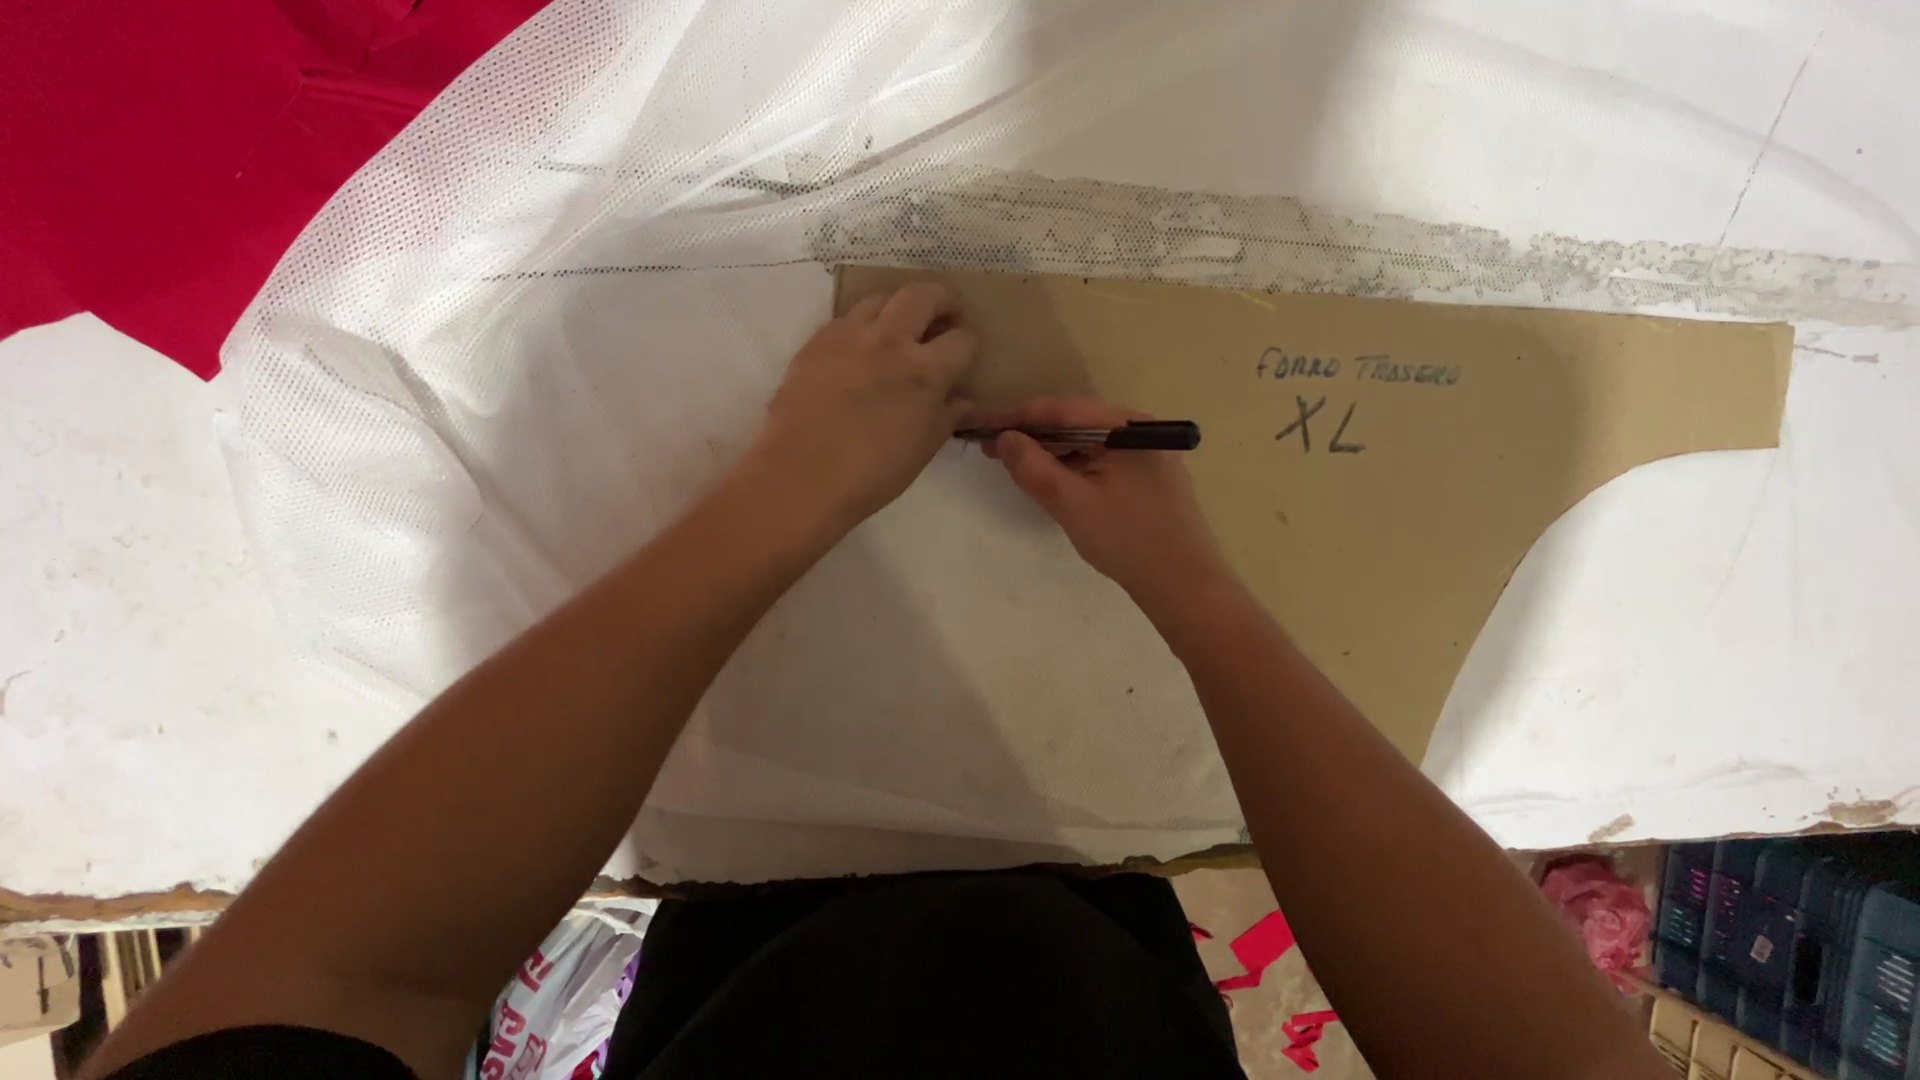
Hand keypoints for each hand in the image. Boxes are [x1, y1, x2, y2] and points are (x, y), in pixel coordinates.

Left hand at [752, 282, 977, 529]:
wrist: (803, 476)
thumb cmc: (874, 472)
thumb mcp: (923, 448)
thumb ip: (947, 417)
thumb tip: (965, 403)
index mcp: (924, 370)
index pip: (962, 340)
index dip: (969, 345)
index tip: (964, 355)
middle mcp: (889, 340)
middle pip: (924, 295)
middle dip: (942, 300)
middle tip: (944, 316)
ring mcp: (849, 336)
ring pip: (881, 299)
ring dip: (897, 309)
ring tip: (898, 329)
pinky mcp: (816, 342)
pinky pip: (845, 319)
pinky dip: (860, 327)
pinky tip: (858, 350)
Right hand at [982, 398, 1229, 603]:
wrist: (1185, 585)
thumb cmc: (1128, 540)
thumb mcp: (1072, 503)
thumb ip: (1034, 466)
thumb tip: (1005, 437)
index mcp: (1126, 426)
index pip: (1062, 410)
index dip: (1017, 417)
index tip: (982, 426)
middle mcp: (1140, 431)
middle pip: (1076, 423)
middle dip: (1032, 434)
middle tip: (991, 448)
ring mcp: (1147, 455)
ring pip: (1088, 444)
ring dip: (1051, 452)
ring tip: (1015, 464)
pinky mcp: (1148, 480)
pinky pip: (1101, 462)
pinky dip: (1072, 467)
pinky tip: (1051, 480)